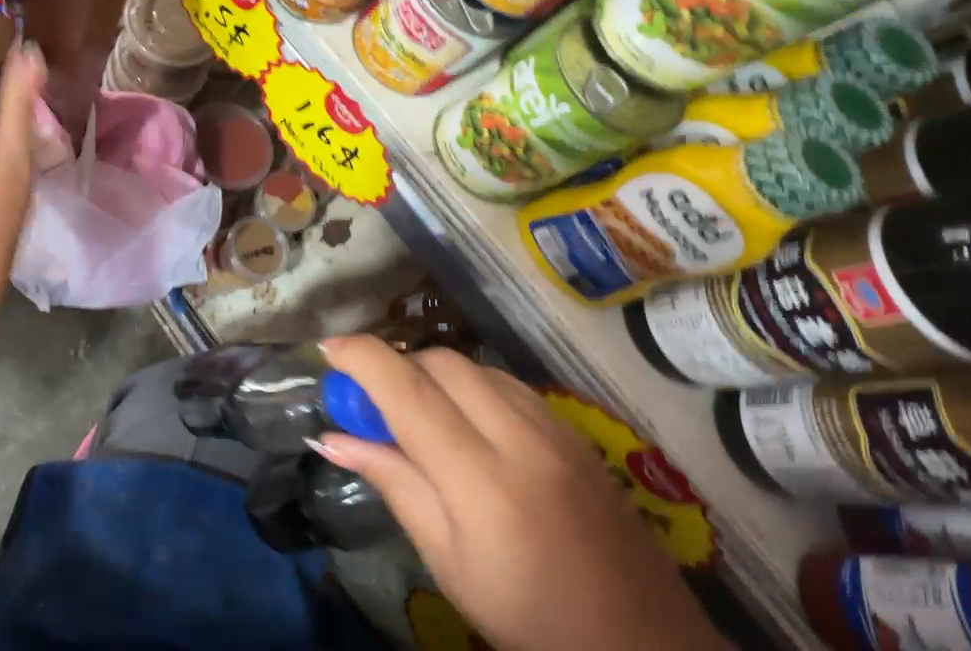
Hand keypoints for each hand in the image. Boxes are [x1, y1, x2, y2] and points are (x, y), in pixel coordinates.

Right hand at [316, 337, 728, 650]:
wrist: (642, 644)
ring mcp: (555, 430)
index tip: (327, 350)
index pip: (409, 391)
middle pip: (440, 364)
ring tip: (415, 414)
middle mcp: (520, 438)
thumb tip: (333, 439)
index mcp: (481, 479)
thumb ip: (393, 484)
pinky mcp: (576, 433)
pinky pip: (507, 384)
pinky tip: (465, 424)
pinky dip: (470, 386)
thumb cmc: (528, 615)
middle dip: (396, 366)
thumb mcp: (447, 560)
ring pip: (475, 367)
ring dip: (433, 374)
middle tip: (370, 402)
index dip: (362, 359)